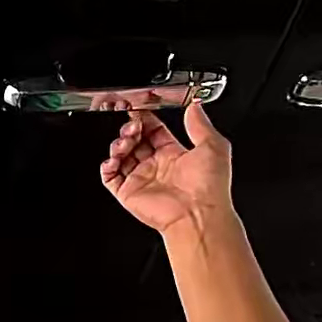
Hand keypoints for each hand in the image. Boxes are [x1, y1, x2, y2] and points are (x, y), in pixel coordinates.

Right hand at [100, 103, 235, 235]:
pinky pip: (110, 177)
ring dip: (119, 145)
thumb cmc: (209, 187)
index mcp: (175, 155)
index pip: (154, 131)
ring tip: (126, 141)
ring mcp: (141, 180)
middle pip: (135, 141)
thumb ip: (200, 124)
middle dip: (130, 130)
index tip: (139, 110)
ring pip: (120, 156)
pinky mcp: (128, 193)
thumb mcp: (213, 146)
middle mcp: (156, 167)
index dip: (145, 119)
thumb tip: (195, 106)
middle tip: (132, 126)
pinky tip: (114, 159)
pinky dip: (107, 166)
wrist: (198, 214)